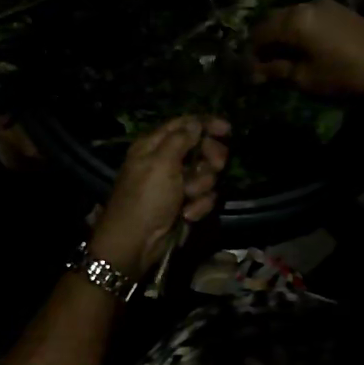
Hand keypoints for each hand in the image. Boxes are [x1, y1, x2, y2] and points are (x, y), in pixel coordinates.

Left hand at [90, 116, 230, 279]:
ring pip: (205, 174)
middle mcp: (165, 161)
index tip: (227, 130)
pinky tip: (187, 214)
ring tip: (189, 197)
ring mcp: (175, 184)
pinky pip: (203, 197)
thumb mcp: (161, 163)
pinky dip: (198, 205)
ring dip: (201, 185)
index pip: (183, 124)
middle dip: (209, 158)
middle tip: (217, 165)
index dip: (206, 124)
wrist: (136, 243)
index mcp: (154, 145)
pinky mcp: (183, 204)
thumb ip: (180, 139)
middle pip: (199, 148)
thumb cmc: (146, 198)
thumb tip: (195, 122)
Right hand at [250, 0, 363, 101]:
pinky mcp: (341, 10)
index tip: (251, 72)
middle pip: (274, 20)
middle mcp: (307, 4)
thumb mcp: (305, 79)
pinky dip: (300, 32)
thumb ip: (276, 71)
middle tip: (265, 67)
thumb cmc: (345, 76)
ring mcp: (327, 5)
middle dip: (266, 42)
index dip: (251, 53)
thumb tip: (254, 72)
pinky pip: (309, 18)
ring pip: (292, 17)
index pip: (259, 32)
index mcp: (294, 19)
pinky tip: (306, 51)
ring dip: (284, 36)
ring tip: (285, 61)